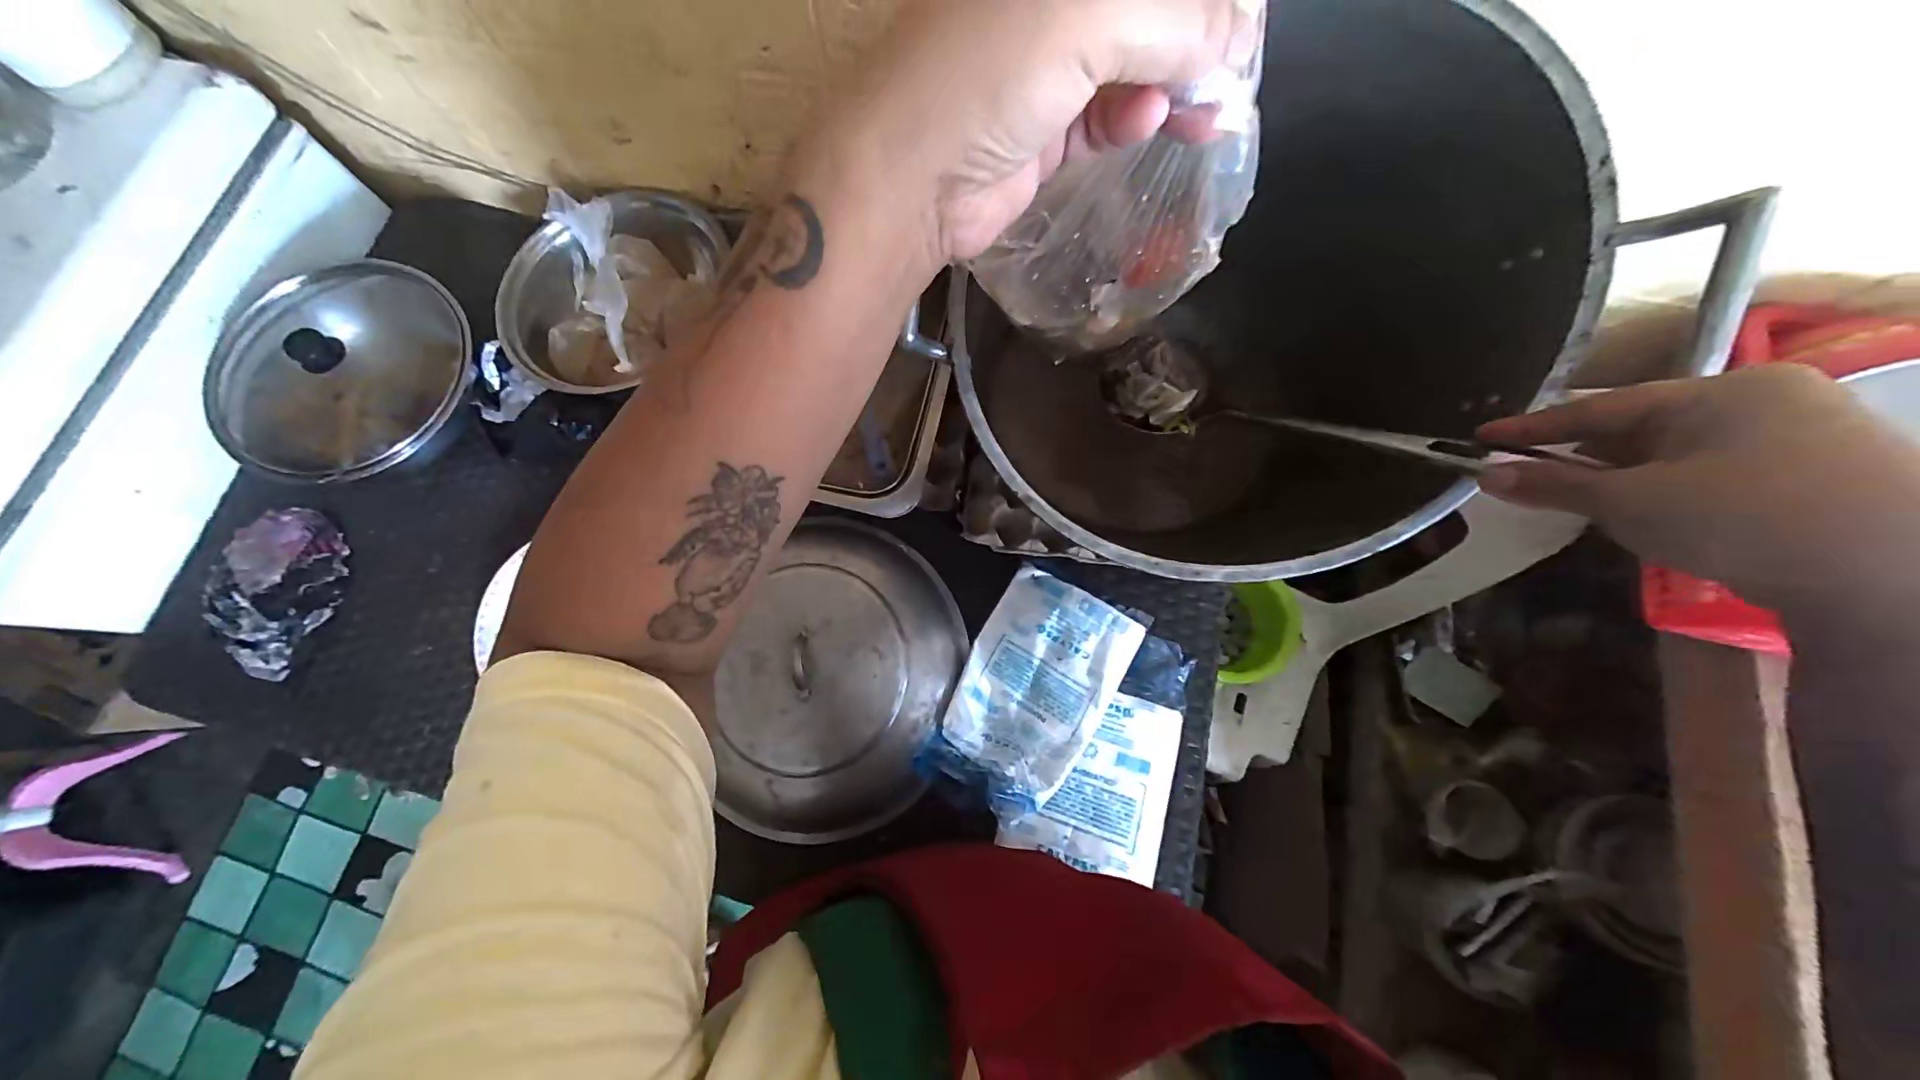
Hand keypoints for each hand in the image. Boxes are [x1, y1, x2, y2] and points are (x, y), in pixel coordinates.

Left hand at [800, 0, 1258, 263]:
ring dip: (1174, 82)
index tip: (1237, 26)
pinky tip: (1151, 122)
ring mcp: (1041, 66)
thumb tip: (1232, 44)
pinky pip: (1106, 114)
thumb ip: (1171, 20)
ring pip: (1132, 63)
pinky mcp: (1042, 128)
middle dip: (1195, 35)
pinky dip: (1133, 117)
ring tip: (1205, 110)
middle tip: (1231, 71)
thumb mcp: (1085, 18)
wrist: (911, 184)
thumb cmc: (983, 77)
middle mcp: (1042, 5)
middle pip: (1142, 13)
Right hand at [1476, 364, 1919, 625]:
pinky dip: (1673, 490)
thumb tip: (1488, 474)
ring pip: (1683, 452)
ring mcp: (1806, 436)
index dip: (1536, 425)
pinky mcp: (1825, 477)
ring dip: (1628, 476)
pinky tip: (1657, 515)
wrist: (1897, 577)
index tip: (1483, 435)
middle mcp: (1768, 399)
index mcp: (1722, 391)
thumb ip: (1556, 484)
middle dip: (1585, 454)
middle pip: (1646, 426)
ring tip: (1587, 500)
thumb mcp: (1631, 503)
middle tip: (1531, 473)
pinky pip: (1720, 472)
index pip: (1603, 406)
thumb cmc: (1746, 519)